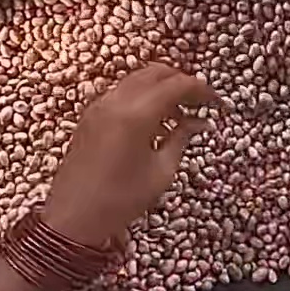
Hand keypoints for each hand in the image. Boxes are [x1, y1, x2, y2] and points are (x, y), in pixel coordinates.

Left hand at [41, 65, 216, 247]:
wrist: (72, 217)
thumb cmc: (120, 200)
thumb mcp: (161, 172)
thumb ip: (181, 139)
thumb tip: (198, 122)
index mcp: (136, 114)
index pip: (176, 85)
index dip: (201, 90)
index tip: (217, 102)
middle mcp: (115, 101)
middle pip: (155, 73)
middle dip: (181, 82)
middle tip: (199, 103)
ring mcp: (98, 106)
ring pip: (136, 80)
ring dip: (160, 89)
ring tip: (180, 115)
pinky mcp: (90, 116)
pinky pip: (121, 93)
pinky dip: (141, 97)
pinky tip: (154, 122)